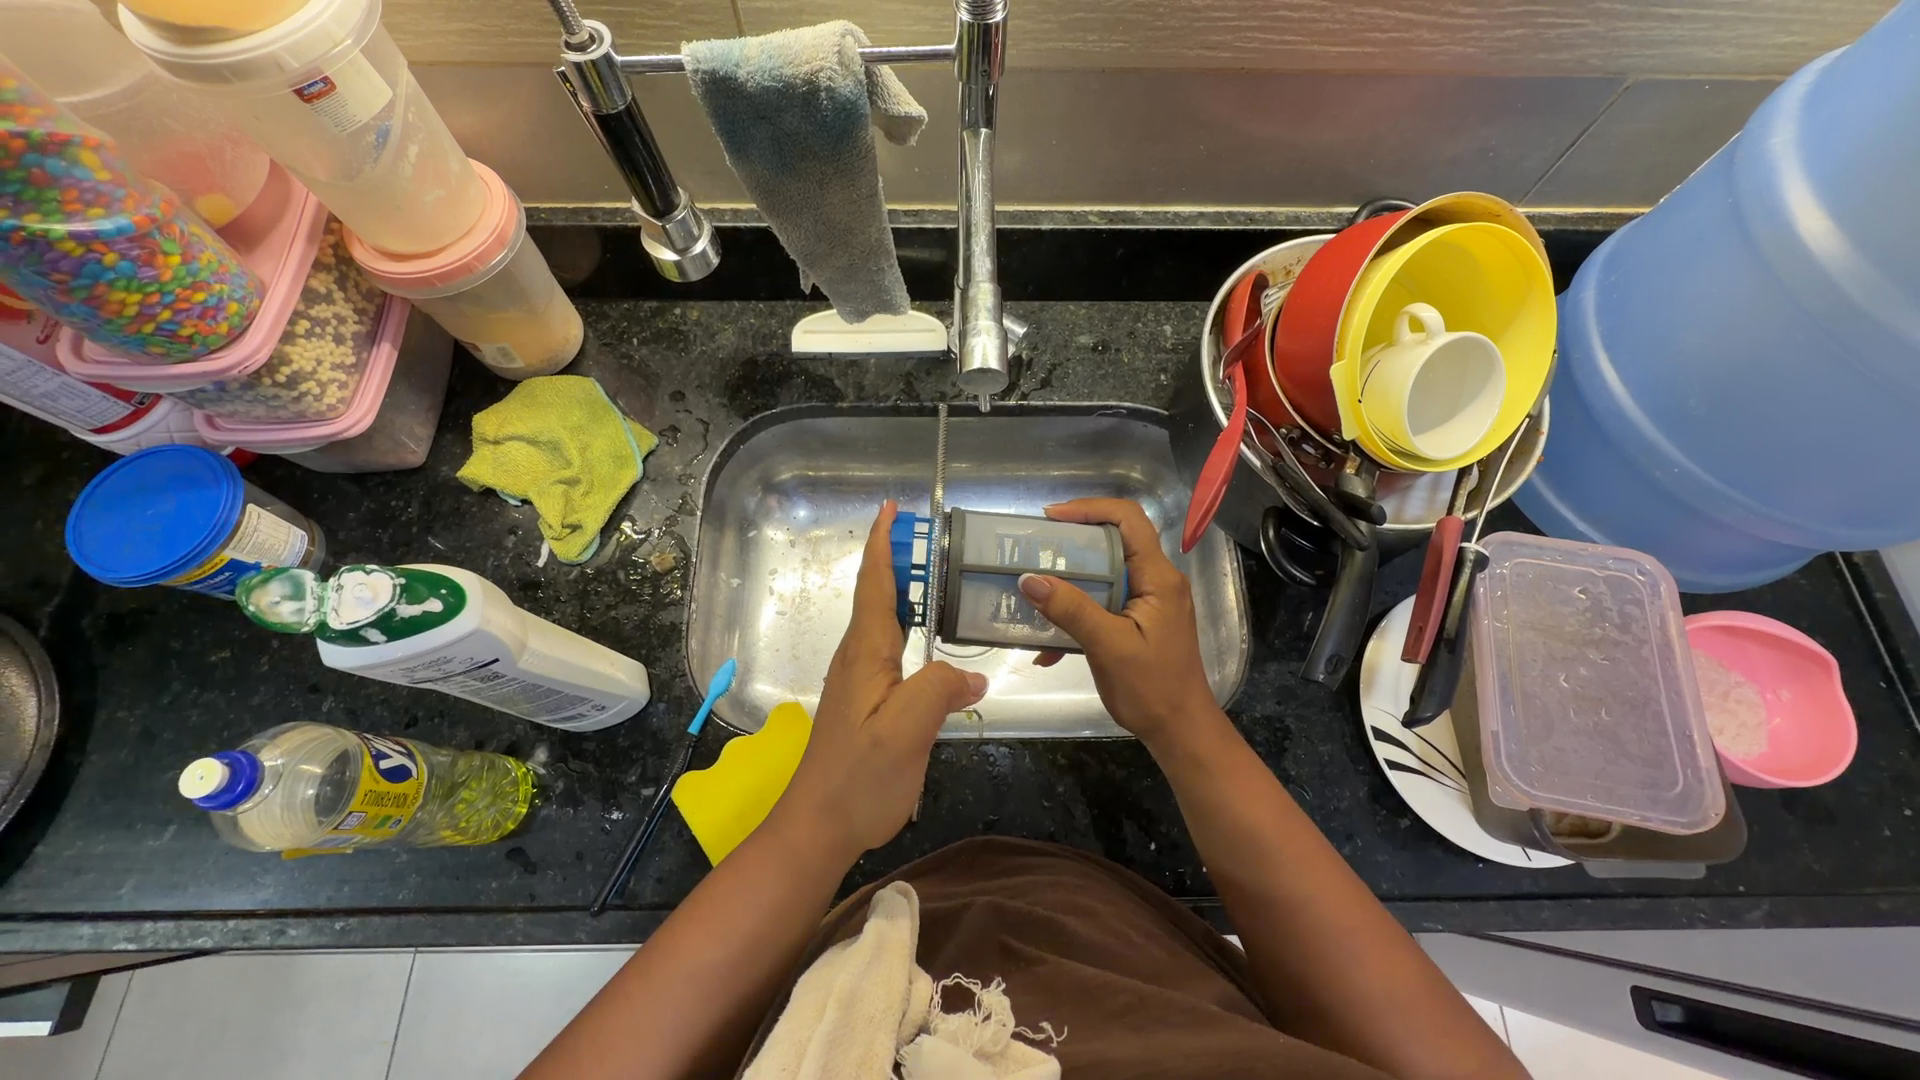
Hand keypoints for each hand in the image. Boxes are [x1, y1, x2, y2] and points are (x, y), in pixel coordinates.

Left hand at [774, 500, 988, 859]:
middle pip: (879, 596)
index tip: (891, 507)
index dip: (883, 543)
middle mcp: (859, 658)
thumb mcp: (907, 730)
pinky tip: (935, 645)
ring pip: (886, 623)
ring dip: (908, 593)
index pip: (875, 584)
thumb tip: (972, 673)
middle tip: (936, 538)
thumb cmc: (859, 777)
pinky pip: (892, 650)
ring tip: (943, 578)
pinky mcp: (866, 703)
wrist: (818, 826)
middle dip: (901, 559)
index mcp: (866, 653)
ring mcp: (860, 681)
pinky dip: (913, 629)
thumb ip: (940, 688)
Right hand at [1019, 499, 1224, 748]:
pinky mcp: (1139, 623)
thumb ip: (1071, 609)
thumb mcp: (1108, 647)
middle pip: (1113, 542)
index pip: (1128, 519)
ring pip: (1104, 575)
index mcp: (1158, 577)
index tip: (1050, 519)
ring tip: (1033, 595)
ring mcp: (1149, 603)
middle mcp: (1157, 581)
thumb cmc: (1151, 688)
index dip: (1089, 509)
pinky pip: (1104, 604)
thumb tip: (1030, 578)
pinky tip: (1050, 647)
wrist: (1181, 731)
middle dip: (1071, 546)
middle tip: (1033, 552)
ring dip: (1069, 585)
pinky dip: (1077, 616)